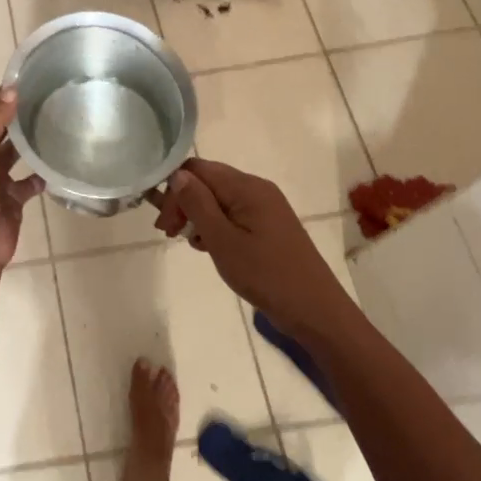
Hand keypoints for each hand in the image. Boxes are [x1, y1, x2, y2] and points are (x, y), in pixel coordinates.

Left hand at [0, 87, 45, 278]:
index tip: (36, 76)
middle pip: (2, 127)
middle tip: (55, 96)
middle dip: (22, 113)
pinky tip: (59, 163)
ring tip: (60, 123)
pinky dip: (41, 172)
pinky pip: (29, 180)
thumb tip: (12, 89)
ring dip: (32, 140)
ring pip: (15, 151)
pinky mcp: (11, 197)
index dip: (7, 93)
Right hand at [154, 159, 357, 337]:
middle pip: (208, 181)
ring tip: (189, 243)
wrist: (315, 311)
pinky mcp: (269, 225)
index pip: (198, 169)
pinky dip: (216, 226)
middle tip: (169, 233)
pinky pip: (233, 213)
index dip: (174, 189)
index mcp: (247, 187)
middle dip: (184, 202)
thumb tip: (177, 175)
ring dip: (198, 215)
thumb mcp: (223, 240)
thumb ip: (198, 204)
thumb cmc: (266, 275)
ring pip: (219, 199)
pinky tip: (210, 247)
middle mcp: (257, 188)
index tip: (165, 223)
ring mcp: (266, 207)